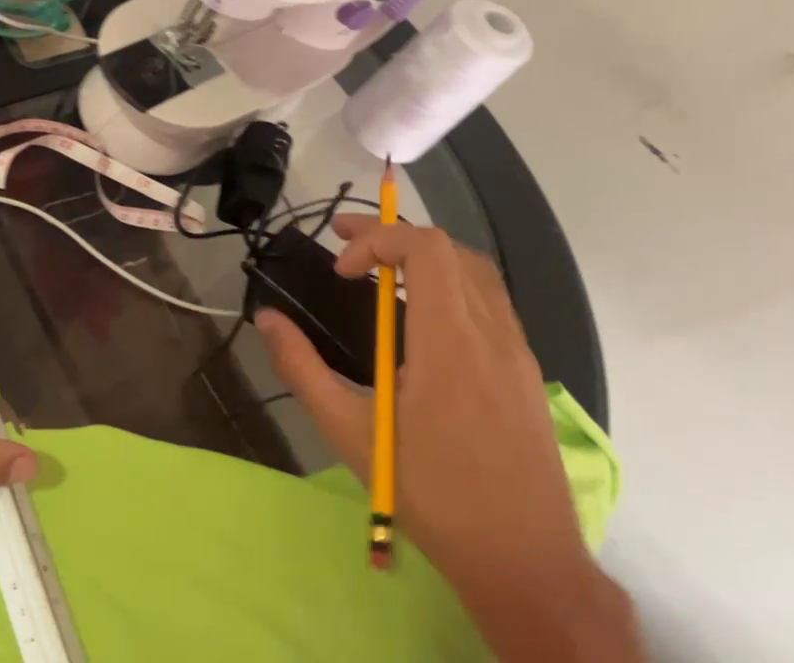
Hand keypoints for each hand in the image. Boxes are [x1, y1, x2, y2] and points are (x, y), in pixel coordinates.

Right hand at [254, 215, 638, 661]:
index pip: (426, 250)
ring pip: (478, 275)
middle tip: (346, 246)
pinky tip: (420, 320)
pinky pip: (491, 305)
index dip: (377, 240)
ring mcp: (518, 355)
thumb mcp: (350, 431)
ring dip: (426, 259)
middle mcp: (493, 336)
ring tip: (379, 273)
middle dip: (395, 236)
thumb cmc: (430, 493)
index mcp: (451, 342)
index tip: (340, 272)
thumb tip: (267, 319)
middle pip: (452, 251)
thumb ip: (303, 368)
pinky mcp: (526, 375)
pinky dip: (451, 287)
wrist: (523, 557)